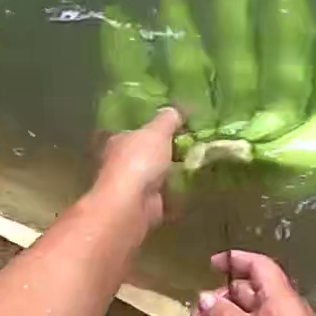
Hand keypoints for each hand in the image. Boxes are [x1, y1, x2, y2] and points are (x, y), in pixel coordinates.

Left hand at [90, 107, 182, 224]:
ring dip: (170, 175)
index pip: (133, 131)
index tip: (173, 128)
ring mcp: (131, 187)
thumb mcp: (156, 131)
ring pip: (154, 177)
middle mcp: (120, 163)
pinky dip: (176, 196)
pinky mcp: (144, 206)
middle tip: (192, 147)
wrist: (131, 204)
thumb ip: (166, 119)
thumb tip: (174, 109)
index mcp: (118, 141)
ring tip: (197, 167)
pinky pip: (164, 198)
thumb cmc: (138, 161)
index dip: (150, 129)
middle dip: (163, 153)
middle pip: (144, 155)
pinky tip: (193, 191)